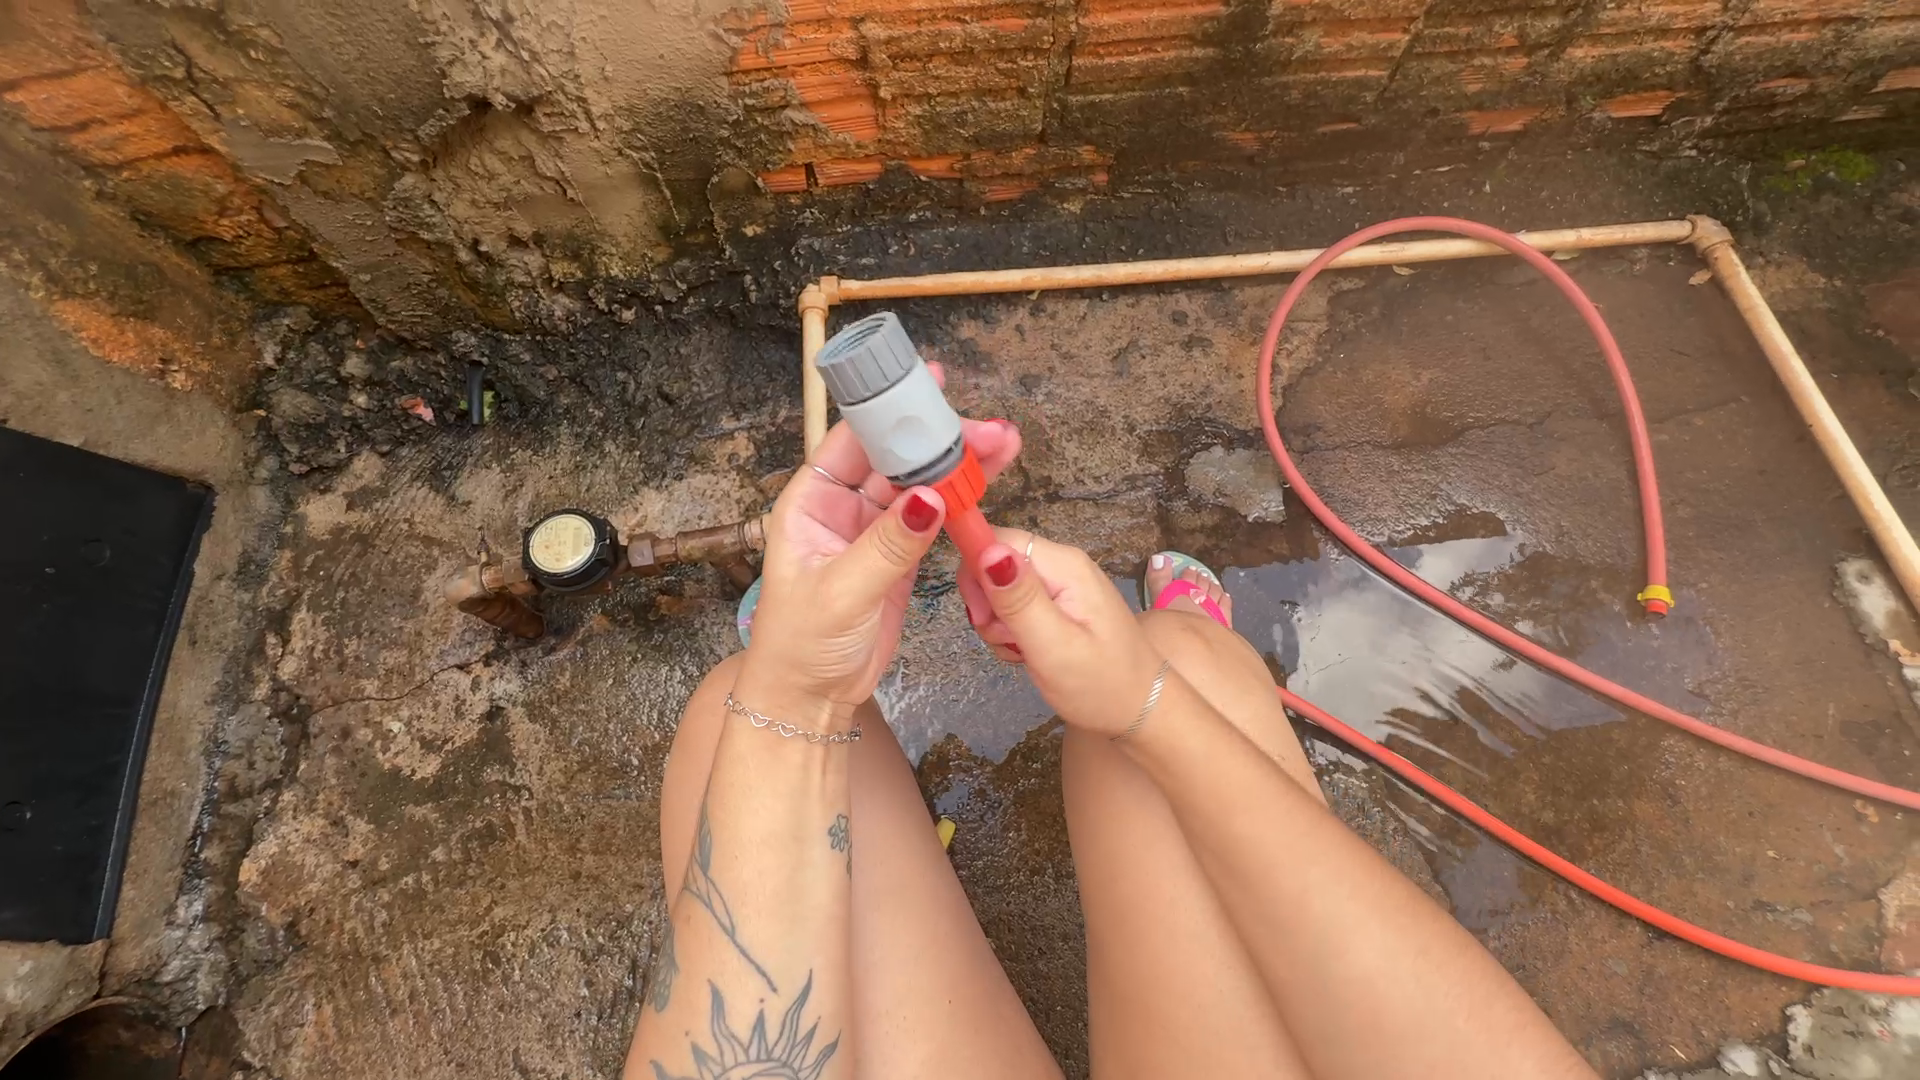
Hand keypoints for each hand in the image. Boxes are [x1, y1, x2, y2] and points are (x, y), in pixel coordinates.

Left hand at [743, 366, 1021, 706]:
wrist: (812, 697)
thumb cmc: (803, 644)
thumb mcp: (841, 592)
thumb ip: (887, 546)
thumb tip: (932, 498)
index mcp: (811, 502)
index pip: (853, 442)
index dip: (892, 412)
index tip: (931, 386)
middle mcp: (842, 507)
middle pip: (895, 458)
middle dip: (940, 440)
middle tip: (989, 429)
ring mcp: (874, 531)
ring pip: (920, 486)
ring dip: (958, 467)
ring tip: (1003, 446)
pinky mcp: (899, 555)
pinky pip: (932, 519)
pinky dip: (958, 503)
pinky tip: (986, 483)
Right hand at [964, 530, 1166, 737]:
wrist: (1140, 712)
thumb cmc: (1102, 685)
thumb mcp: (1054, 647)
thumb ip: (1019, 599)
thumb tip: (987, 550)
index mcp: (1065, 566)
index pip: (999, 539)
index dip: (977, 572)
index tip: (983, 616)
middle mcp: (1062, 565)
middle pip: (996, 563)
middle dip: (987, 604)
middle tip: (1008, 641)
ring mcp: (1059, 585)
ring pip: (1000, 590)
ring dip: (998, 625)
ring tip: (1023, 653)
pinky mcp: (1055, 604)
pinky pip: (1013, 608)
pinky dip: (1010, 634)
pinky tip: (1028, 654)